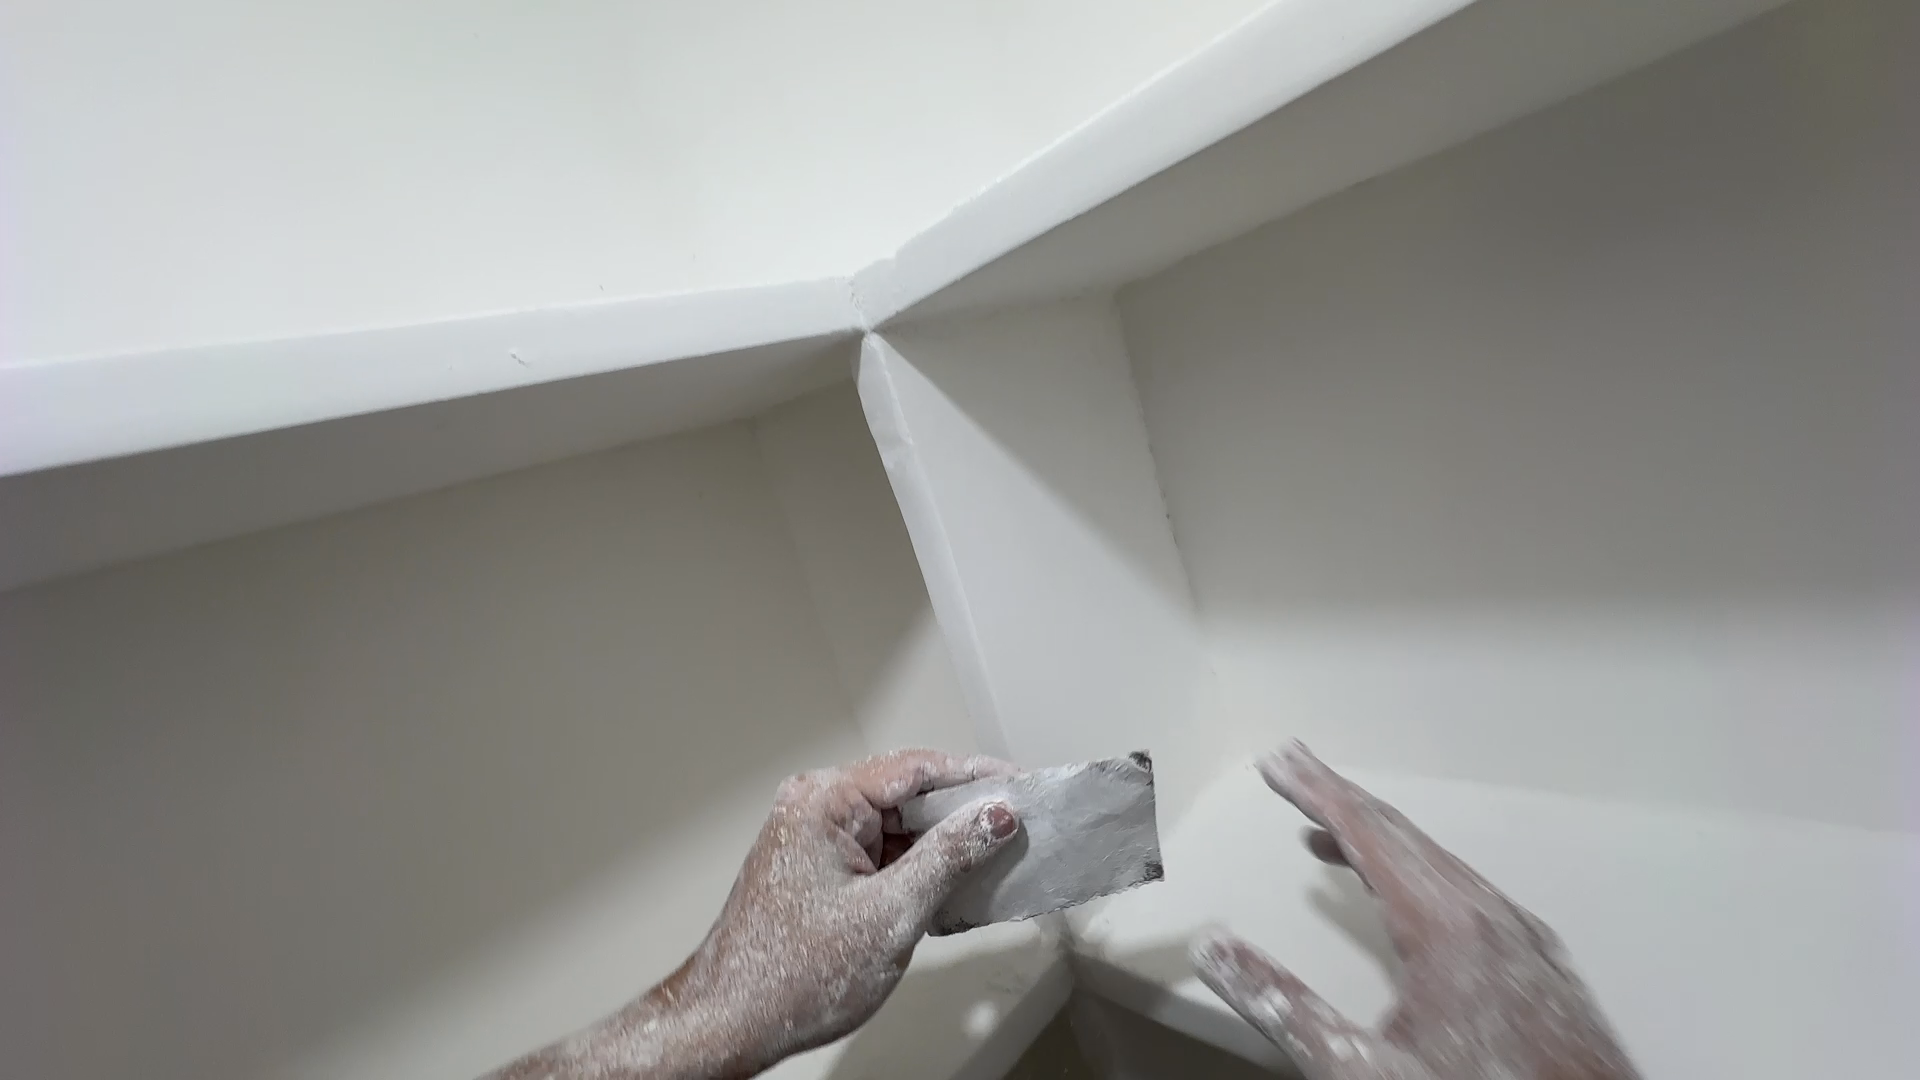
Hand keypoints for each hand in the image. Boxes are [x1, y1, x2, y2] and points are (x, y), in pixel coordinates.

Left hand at [666, 749, 1021, 1073]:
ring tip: (991, 850)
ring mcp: (816, 831)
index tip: (1017, 783)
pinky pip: (881, 845)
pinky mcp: (820, 858)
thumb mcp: (890, 914)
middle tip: (1012, 819)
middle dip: (960, 808)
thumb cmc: (791, 976)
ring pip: (896, 821)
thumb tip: (995, 817)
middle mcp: (817, 803)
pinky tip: (949, 876)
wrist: (728, 1024)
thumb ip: (949, 857)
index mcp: (825, 800)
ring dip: (940, 838)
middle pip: (907, 791)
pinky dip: (916, 860)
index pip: (916, 768)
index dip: (973, 774)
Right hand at [1191, 743, 1641, 1079]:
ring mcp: (1518, 936)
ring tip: (1321, 829)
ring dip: (1371, 831)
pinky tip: (1396, 894)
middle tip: (1291, 762)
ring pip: (1431, 858)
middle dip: (1336, 793)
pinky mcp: (1537, 964)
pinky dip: (1410, 867)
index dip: (1313, 790)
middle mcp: (1485, 913)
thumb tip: (1211, 945)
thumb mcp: (1361, 1069)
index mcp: (1444, 923)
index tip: (1275, 762)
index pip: (1364, 830)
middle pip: (1396, 830)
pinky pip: (1461, 888)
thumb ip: (1282, 1003)